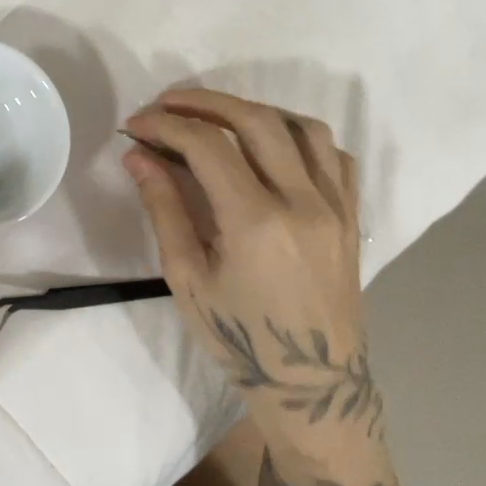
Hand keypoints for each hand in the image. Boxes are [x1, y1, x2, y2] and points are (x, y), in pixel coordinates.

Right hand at [121, 90, 380, 465]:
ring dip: (254, 112)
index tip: (133, 126)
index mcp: (256, 221)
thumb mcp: (185, 276)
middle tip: (166, 106)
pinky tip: (268, 148)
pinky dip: (298, 138)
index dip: (164, 125)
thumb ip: (163, 207)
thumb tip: (137, 155)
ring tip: (216, 120)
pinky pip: (335, 156)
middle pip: (256, 120)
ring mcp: (336, 208)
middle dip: (204, 103)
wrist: (311, 382)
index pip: (206, 145)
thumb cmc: (237, 334)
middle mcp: (303, 202)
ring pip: (303, 128)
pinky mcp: (351, 217)